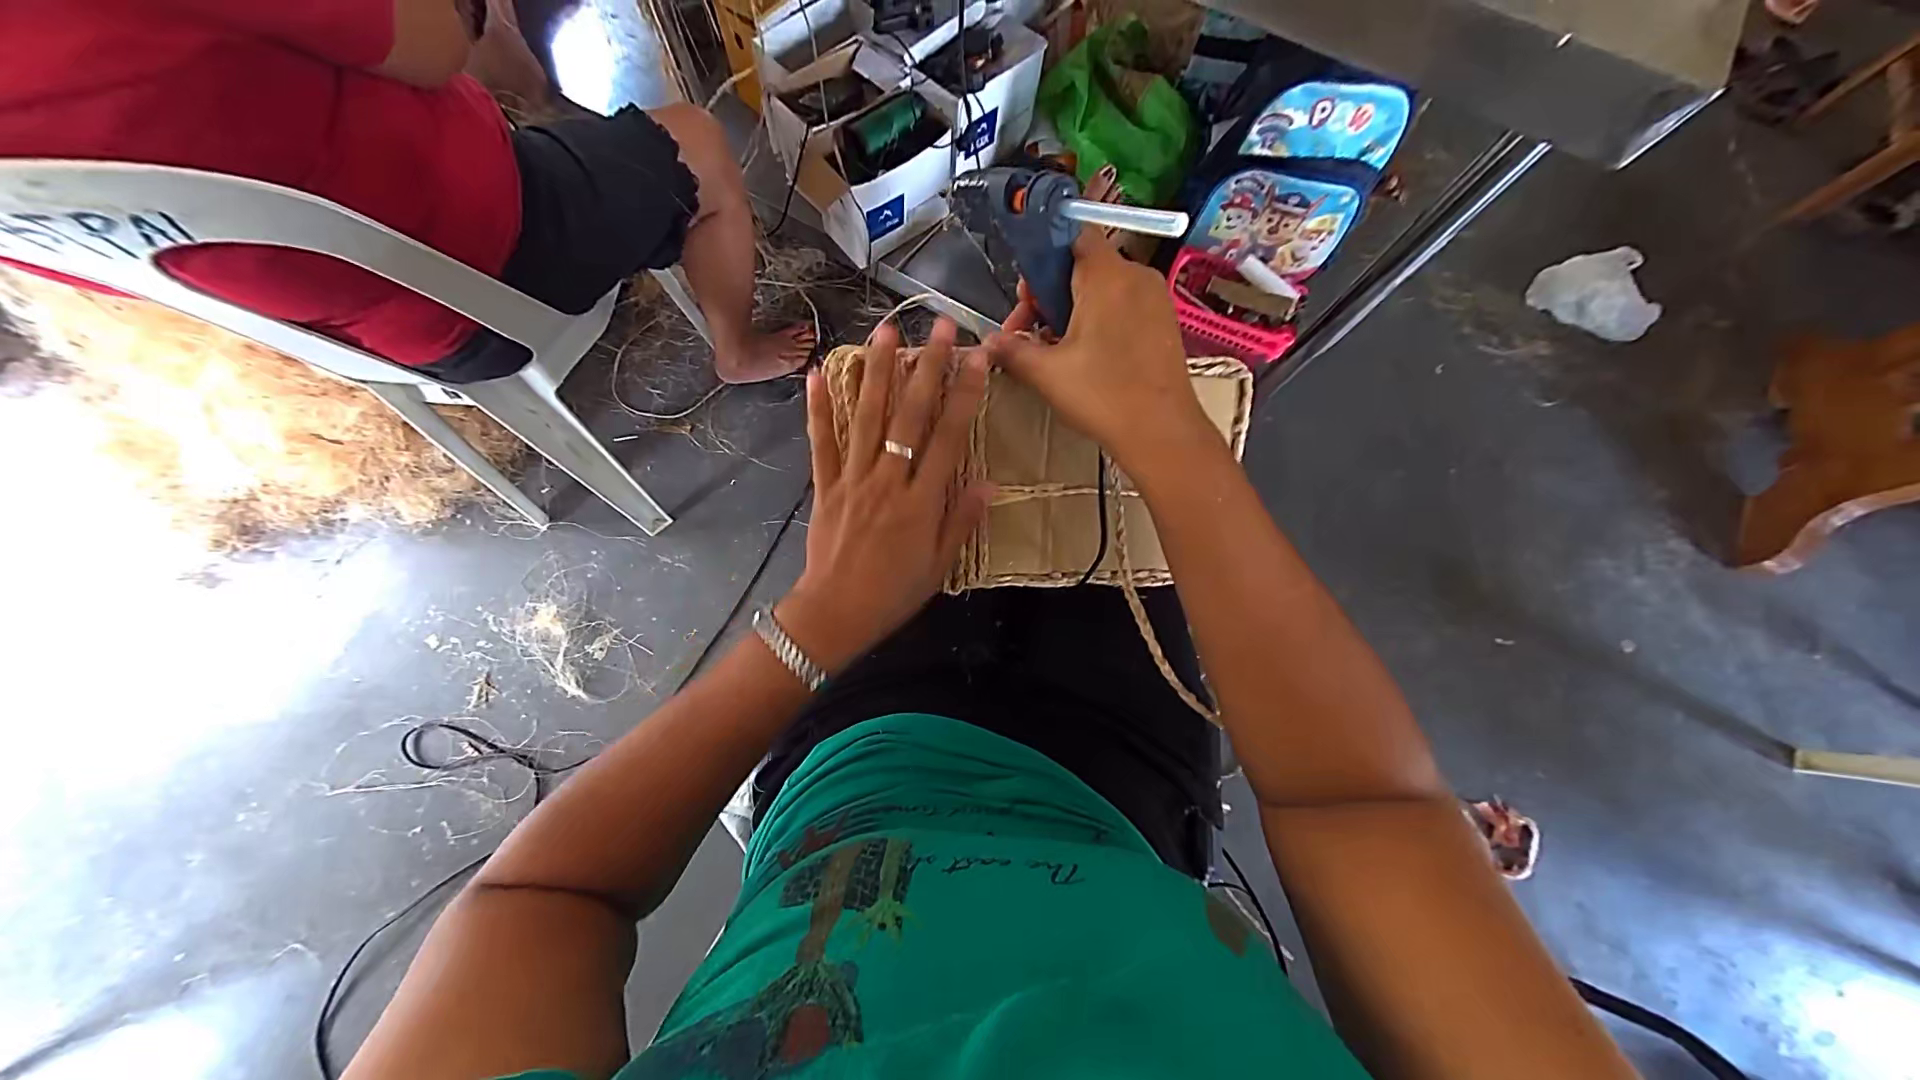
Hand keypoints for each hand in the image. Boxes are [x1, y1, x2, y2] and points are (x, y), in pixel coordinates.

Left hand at [777, 318, 993, 673]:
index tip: (977, 358)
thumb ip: (962, 520)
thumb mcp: (939, 564)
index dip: (964, 394)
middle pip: (910, 415)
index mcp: (921, 501)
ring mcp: (852, 479)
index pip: (948, 437)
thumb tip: (990, 483)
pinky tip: (817, 374)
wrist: (834, 615)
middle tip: (939, 326)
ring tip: (885, 331)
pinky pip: (821, 442)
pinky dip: (818, 408)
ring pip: (866, 417)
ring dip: (877, 371)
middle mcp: (888, 480)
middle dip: (927, 366)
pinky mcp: (825, 485)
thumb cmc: (894, 594)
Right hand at [985, 232, 1218, 478]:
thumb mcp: (1046, 373)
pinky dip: (1099, 321)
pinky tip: (1085, 358)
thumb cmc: (1103, 396)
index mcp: (1106, 275)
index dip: (1043, 259)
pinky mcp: (1164, 323)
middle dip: (1051, 293)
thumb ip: (1012, 350)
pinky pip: (1123, 306)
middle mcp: (1135, 276)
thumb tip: (989, 342)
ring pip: (1104, 288)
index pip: (1072, 235)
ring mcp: (1155, 299)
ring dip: (1073, 310)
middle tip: (1031, 333)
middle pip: (1084, 265)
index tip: (1028, 299)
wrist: (1162, 433)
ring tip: (1055, 351)